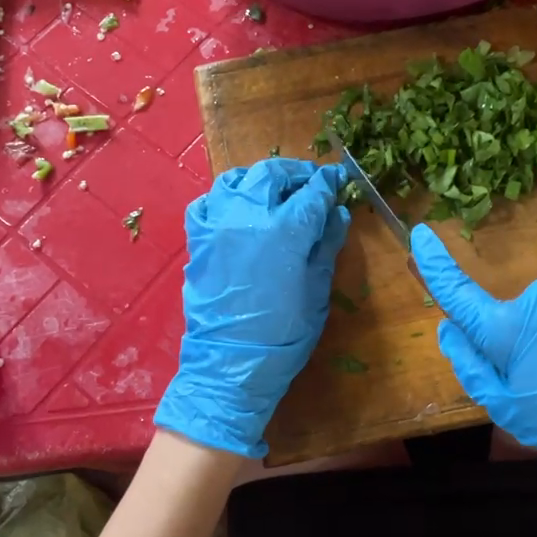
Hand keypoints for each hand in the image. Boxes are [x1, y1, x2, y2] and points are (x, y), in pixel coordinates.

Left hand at [154, 160, 349, 458]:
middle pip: (272, 174)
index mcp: (285, 229)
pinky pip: (208, 202)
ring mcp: (217, 224)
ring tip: (274, 191)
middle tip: (309, 183)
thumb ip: (327, 244)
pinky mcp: (198, 238)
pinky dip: (226, 198)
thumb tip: (337, 212)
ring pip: (236, 180)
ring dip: (259, 180)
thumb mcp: (317, 289)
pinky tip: (239, 209)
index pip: (312, 192)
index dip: (329, 183)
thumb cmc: (285, 332)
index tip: (339, 180)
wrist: (232, 362)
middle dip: (295, 174)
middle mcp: (248, 215)